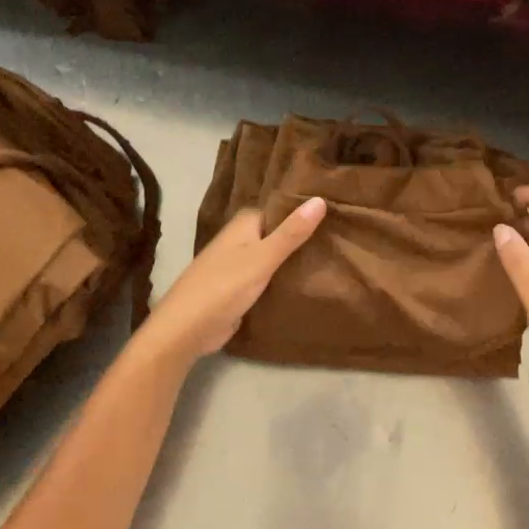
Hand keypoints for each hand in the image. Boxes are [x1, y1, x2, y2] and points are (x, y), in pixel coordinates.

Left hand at [136, 198, 325, 365]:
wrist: (186, 329)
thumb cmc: (223, 286)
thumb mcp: (263, 258)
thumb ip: (291, 232)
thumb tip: (320, 199)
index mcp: (244, 225)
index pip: (280, 208)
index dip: (304, 208)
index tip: (336, 209)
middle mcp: (241, 240)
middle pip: (278, 233)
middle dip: (303, 235)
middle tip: (342, 234)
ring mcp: (239, 266)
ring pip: (275, 257)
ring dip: (295, 259)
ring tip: (335, 256)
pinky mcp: (241, 290)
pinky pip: (269, 279)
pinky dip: (284, 279)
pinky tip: (309, 281)